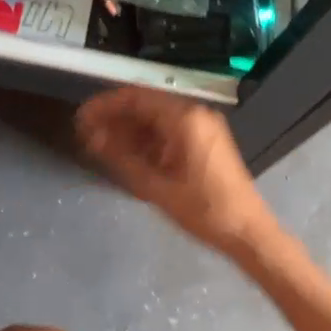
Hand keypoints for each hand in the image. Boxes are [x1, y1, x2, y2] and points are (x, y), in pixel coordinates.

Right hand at [76, 88, 275, 251]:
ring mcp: (202, 127)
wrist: (249, 233)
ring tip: (100, 146)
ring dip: (128, 130)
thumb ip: (122, 157)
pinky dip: (146, 140)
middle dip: (114, 118)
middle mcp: (195, 114)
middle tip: (86, 134)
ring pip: (155, 119)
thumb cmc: (204, 210)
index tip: (82, 118)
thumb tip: (93, 137)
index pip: (135, 97)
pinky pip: (168, 131)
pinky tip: (126, 154)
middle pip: (145, 105)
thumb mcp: (156, 186)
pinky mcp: (204, 142)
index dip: (105, 105)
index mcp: (185, 118)